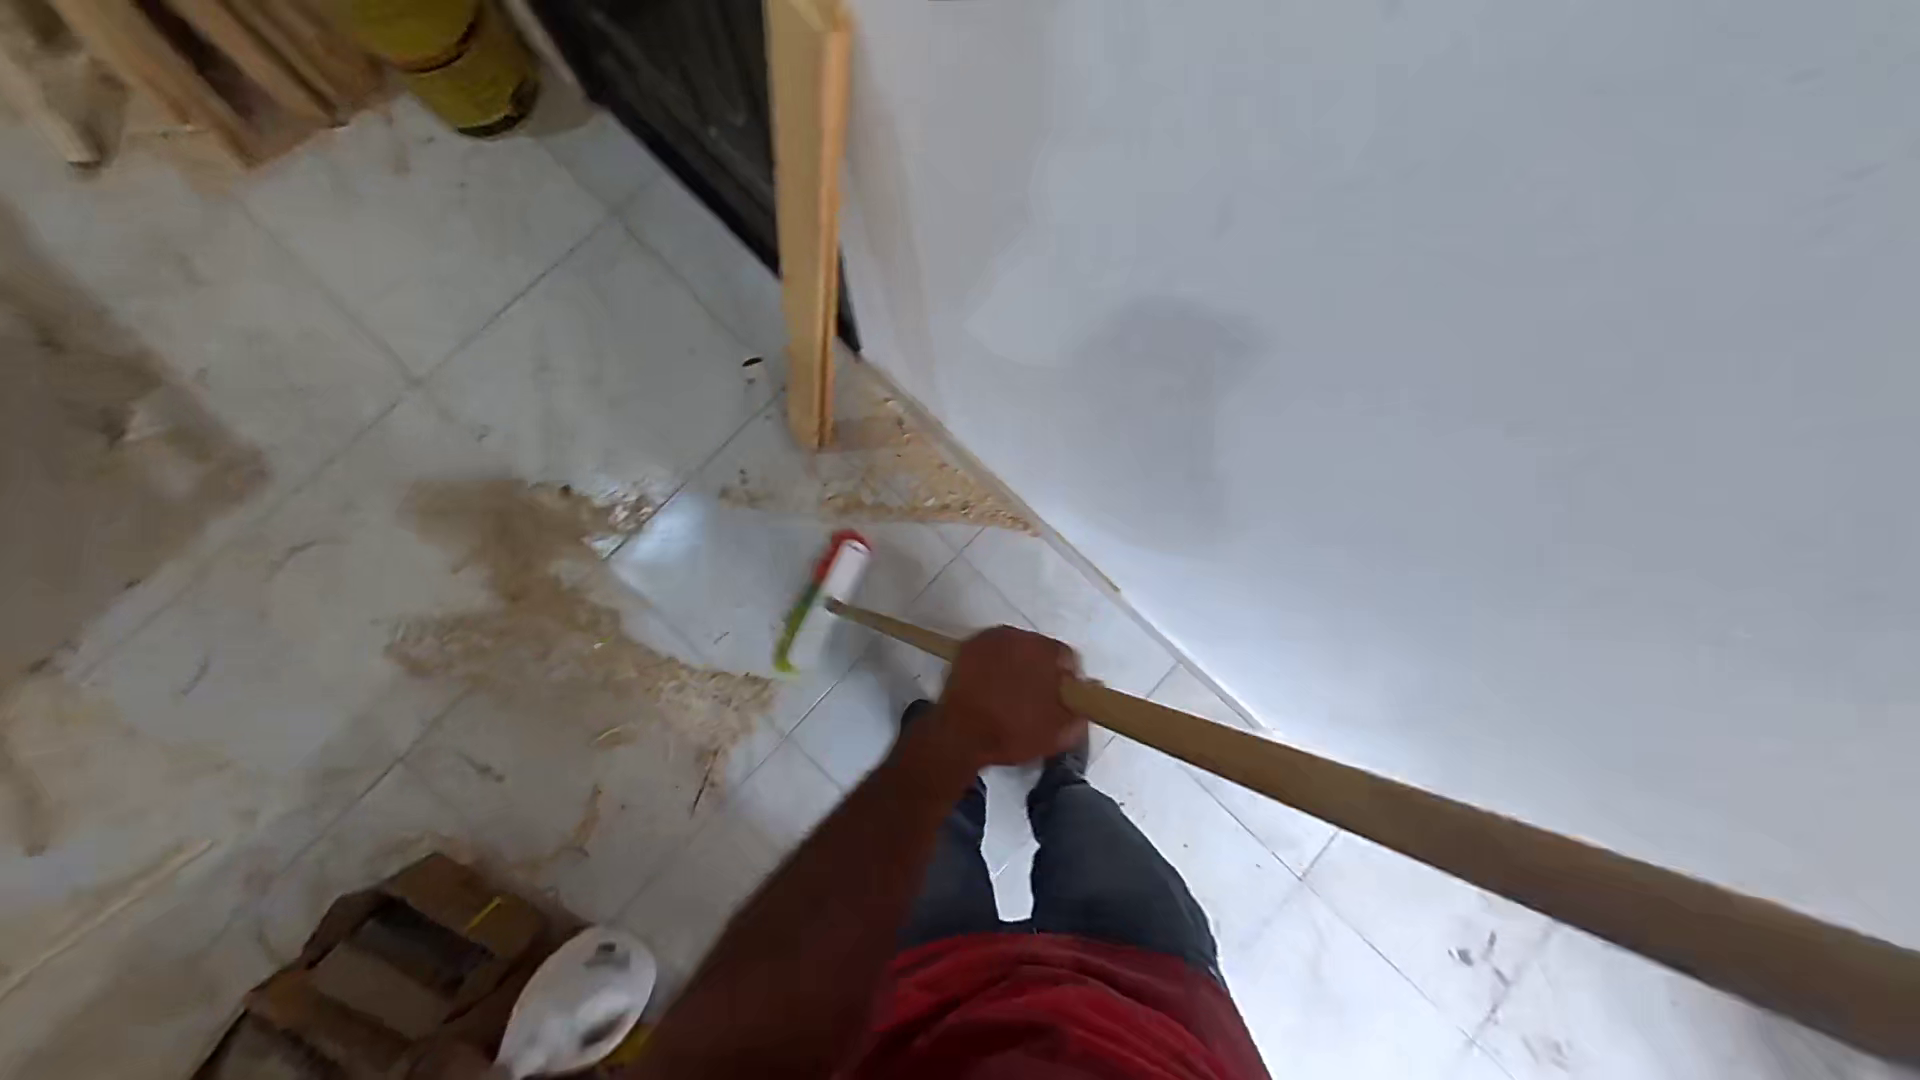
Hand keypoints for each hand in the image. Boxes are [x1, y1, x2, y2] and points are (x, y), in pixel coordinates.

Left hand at [934, 626, 1084, 767]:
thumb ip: (1081, 710)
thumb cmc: (1012, 733)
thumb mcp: (1059, 733)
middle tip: (1035, 696)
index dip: (1066, 678)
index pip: (1067, 657)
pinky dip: (993, 663)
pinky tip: (990, 684)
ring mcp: (990, 638)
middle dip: (1040, 668)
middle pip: (1039, 649)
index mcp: (1045, 652)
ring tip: (1009, 692)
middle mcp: (1018, 636)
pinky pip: (990, 651)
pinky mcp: (967, 646)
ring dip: (1016, 663)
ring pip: (1014, 648)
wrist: (959, 735)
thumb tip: (1090, 692)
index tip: (1061, 697)